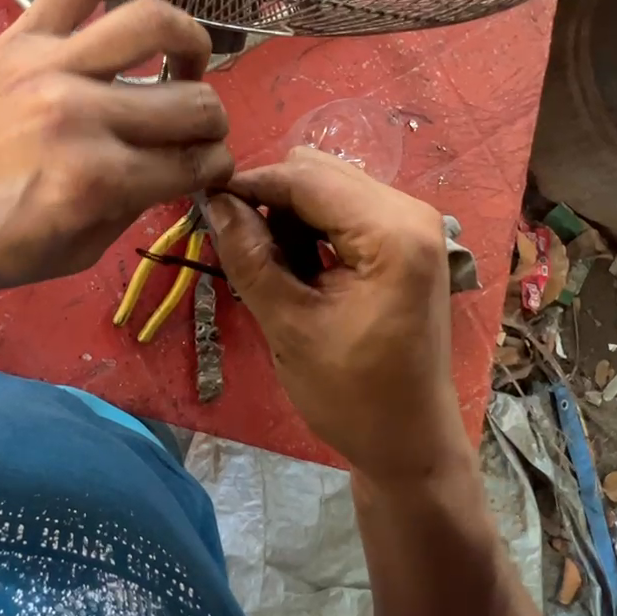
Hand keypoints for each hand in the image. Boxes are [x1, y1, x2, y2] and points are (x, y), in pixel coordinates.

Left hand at [0, 0, 233, 292]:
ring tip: (189, 58)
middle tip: (199, 131)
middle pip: (191, 102)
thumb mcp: (69, 255)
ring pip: (151, 24)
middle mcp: (83, 114)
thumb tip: (169, 171)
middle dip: (213, 122)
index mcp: (97, 181)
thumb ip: (128, 209)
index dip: (215, 168)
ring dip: (191, 41)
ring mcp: (49, 65)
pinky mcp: (19, 36)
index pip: (194, 163)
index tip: (209, 169)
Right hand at [202, 148, 467, 483]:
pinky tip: (297, 266)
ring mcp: (411, 223)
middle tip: (239, 245)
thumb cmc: (352, 395)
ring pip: (328, 186)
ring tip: (271, 265)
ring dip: (290, 214)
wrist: (409, 442)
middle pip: (319, 172)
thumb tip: (215, 200)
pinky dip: (311, 226)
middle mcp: (410, 212)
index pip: (307, 178)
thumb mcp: (288, 326)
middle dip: (271, 199)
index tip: (204, 201)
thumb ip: (250, 256)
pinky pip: (344, 208)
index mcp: (392, 232)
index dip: (251, 184)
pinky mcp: (405, 239)